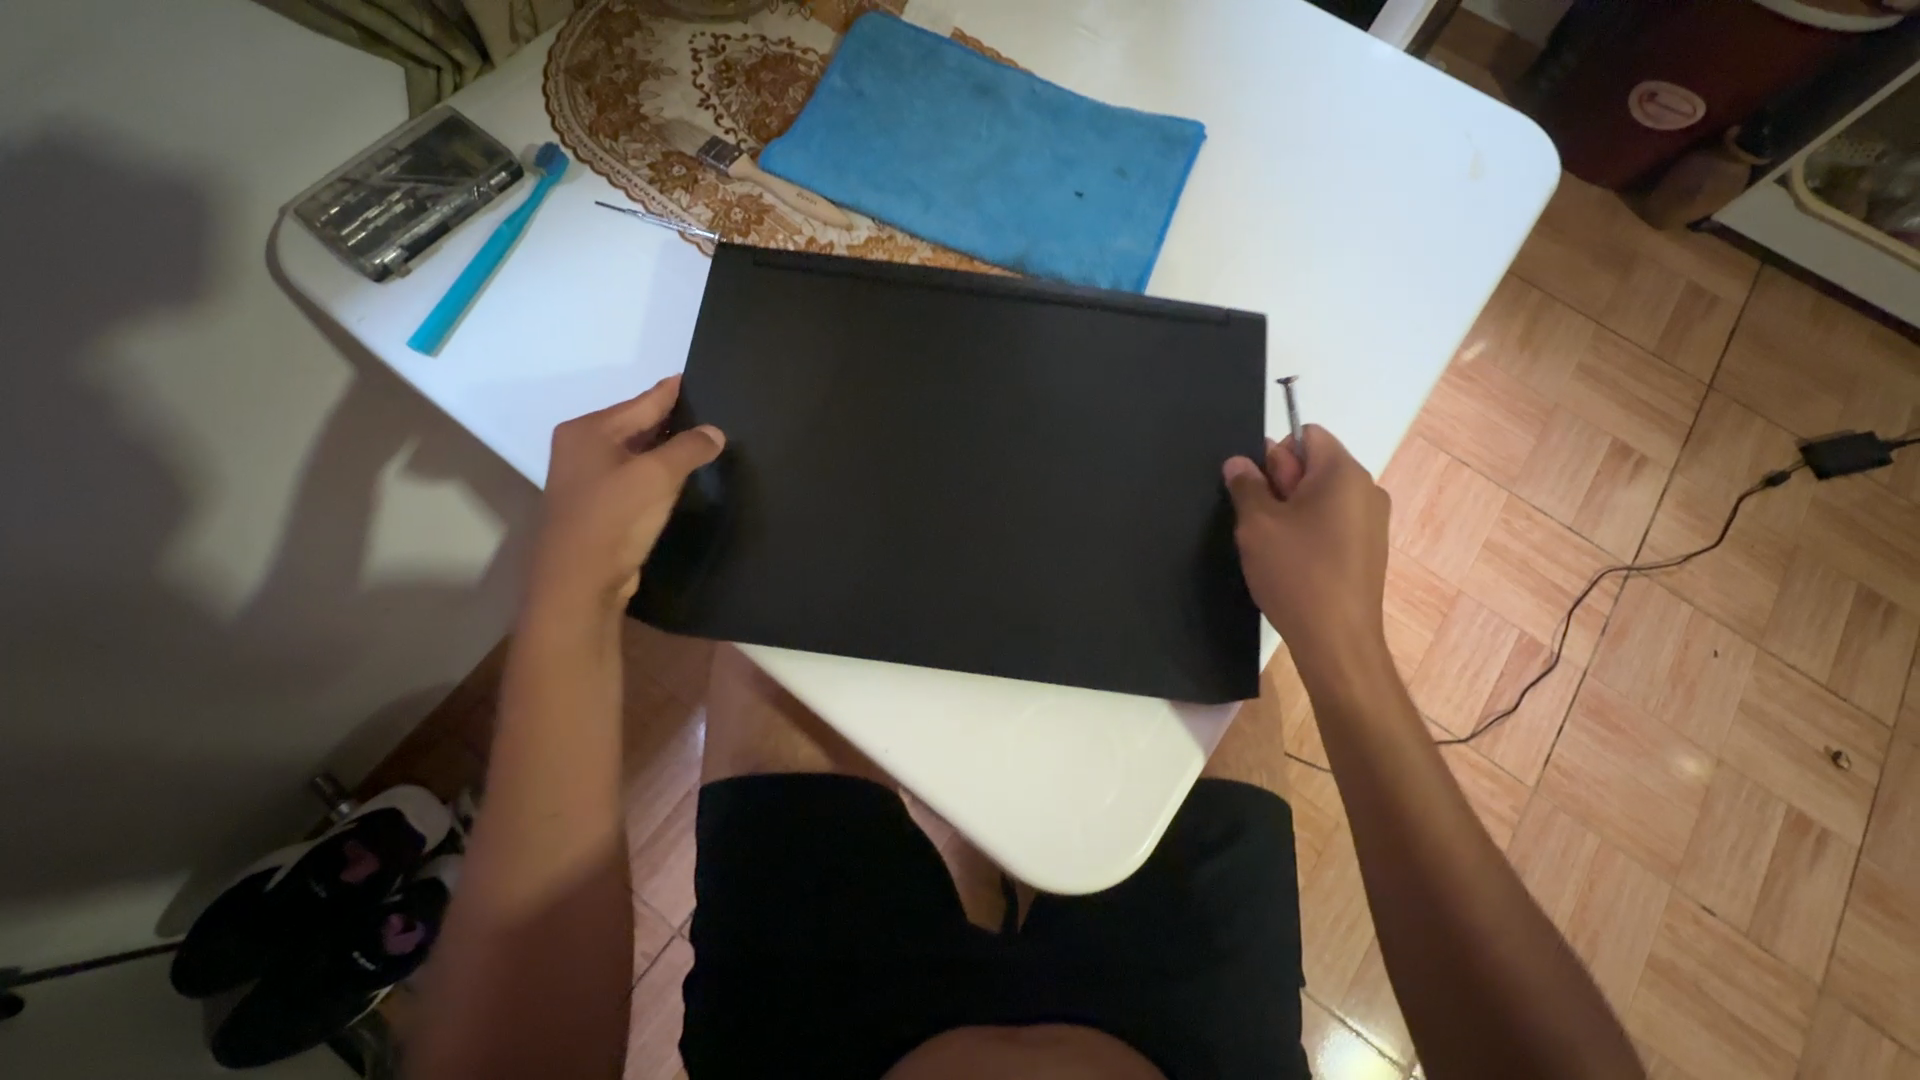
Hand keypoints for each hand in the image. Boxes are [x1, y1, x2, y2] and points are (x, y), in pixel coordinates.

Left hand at [529, 376, 723, 612]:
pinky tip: (678, 477)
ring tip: (702, 443)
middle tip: (709, 414)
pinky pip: (633, 478)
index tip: (692, 377)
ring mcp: (586, 479)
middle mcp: (581, 448)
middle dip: (671, 422)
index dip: (671, 392)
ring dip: (665, 450)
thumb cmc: (613, 519)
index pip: (642, 402)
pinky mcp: (597, 507)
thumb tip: (714, 433)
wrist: (579, 582)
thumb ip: (689, 448)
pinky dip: (656, 474)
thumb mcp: (658, 476)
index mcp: (589, 430)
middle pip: (636, 425)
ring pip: (635, 454)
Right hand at [1223, 425, 1391, 684]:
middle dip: (1279, 484)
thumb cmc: (1296, 573)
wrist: (1337, 640)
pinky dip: (1308, 532)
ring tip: (1271, 546)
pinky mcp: (1368, 549)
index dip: (1274, 455)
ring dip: (1290, 511)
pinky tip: (1291, 563)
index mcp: (1342, 473)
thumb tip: (1238, 463)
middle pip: (1313, 465)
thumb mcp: (1257, 525)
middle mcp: (1365, 489)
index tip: (1256, 489)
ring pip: (1320, 497)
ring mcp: (1371, 521)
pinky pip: (1332, 523)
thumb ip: (1246, 486)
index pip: (1306, 435)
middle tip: (1258, 521)